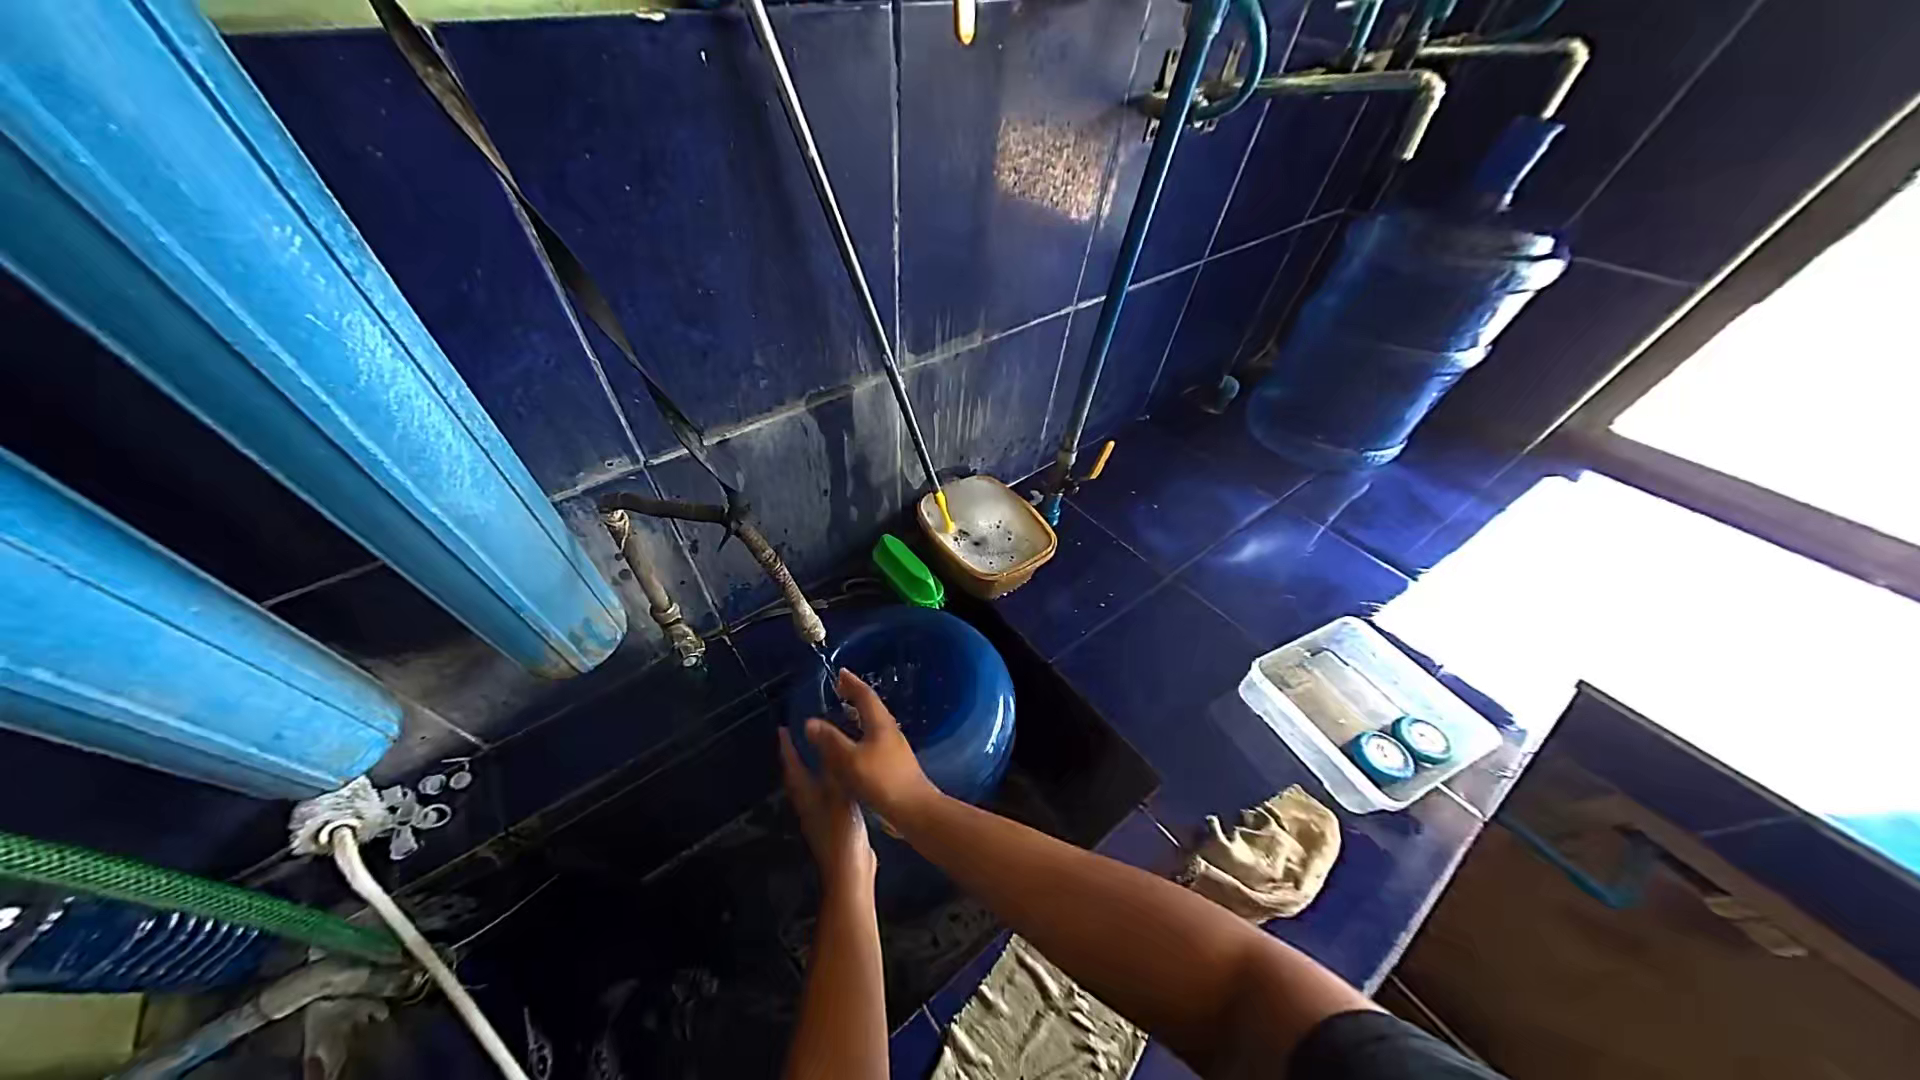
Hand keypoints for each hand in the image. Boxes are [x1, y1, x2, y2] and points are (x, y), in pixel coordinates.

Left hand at [779, 726, 874, 890]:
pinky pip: (824, 794)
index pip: (792, 765)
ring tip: (819, 752)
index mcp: (806, 794)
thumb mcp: (838, 791)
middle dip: (795, 756)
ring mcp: (818, 814)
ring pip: (809, 785)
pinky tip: (840, 778)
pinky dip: (826, 780)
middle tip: (798, 738)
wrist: (849, 870)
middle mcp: (808, 803)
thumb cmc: (841, 830)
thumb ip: (831, 764)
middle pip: (796, 776)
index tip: (782, 729)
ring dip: (810, 768)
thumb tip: (820, 736)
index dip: (787, 747)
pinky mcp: (832, 822)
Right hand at [804, 669, 939, 823]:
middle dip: (855, 695)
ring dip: (858, 714)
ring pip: (873, 723)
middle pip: (871, 706)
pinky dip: (861, 732)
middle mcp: (889, 730)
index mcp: (880, 723)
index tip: (840, 673)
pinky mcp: (894, 762)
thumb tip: (810, 721)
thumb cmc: (882, 781)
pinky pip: (874, 738)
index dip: (852, 683)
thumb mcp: (850, 760)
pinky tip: (853, 745)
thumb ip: (830, 740)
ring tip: (843, 713)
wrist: (914, 809)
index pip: (865, 695)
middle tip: (839, 689)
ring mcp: (894, 746)